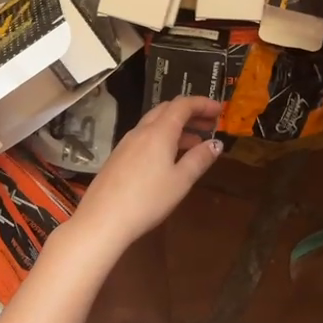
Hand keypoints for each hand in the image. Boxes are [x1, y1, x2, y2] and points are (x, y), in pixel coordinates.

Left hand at [70, 96, 223, 251]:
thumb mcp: (180, 181)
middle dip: (190, 113)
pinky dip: (161, 140)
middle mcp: (140, 132)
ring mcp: (125, 144)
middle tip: (209, 125)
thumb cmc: (147, 200)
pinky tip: (168, 159)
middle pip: (166, 110)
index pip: (182, 105)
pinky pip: (143, 139)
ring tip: (195, 143)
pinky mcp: (117, 158)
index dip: (202, 103)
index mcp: (158, 132)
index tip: (220, 110)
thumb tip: (216, 143)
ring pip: (153, 125)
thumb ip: (199, 159)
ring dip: (176, 128)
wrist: (103, 219)